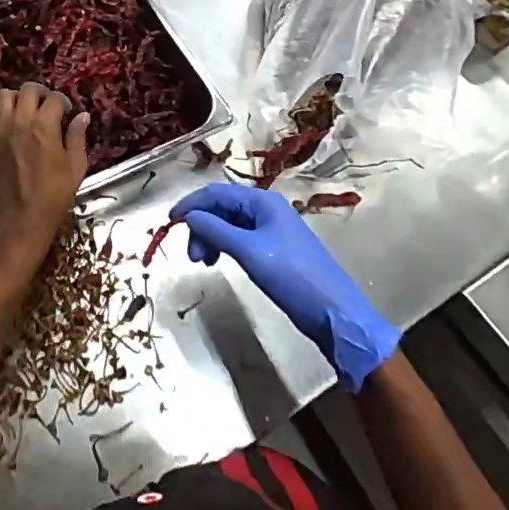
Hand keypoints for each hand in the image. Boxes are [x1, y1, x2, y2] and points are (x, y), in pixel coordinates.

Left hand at [0, 83, 88, 260]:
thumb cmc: (54, 193)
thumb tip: (82, 116)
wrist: (22, 214)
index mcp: (44, 126)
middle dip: (41, 93)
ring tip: (25, 110)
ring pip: (4, 95)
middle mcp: (20, 120)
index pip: (54, 98)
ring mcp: (0, 128)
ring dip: (17, 99)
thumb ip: (77, 137)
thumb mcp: (75, 166)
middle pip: (28, 90)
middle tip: (46, 105)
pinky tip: (7, 123)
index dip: (63, 101)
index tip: (66, 111)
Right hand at [169, 183, 399, 389]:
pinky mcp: (274, 249)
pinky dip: (224, 246)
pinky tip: (220, 261)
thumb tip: (189, 216)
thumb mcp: (249, 252)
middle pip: (221, 207)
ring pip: (228, 224)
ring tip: (205, 262)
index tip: (170, 221)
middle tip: (193, 255)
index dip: (190, 204)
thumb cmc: (293, 278)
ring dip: (211, 238)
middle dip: (201, 226)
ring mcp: (271, 230)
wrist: (338, 316)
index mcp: (262, 202)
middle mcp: (266, 209)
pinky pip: (239, 238)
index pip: (215, 193)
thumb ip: (215, 230)